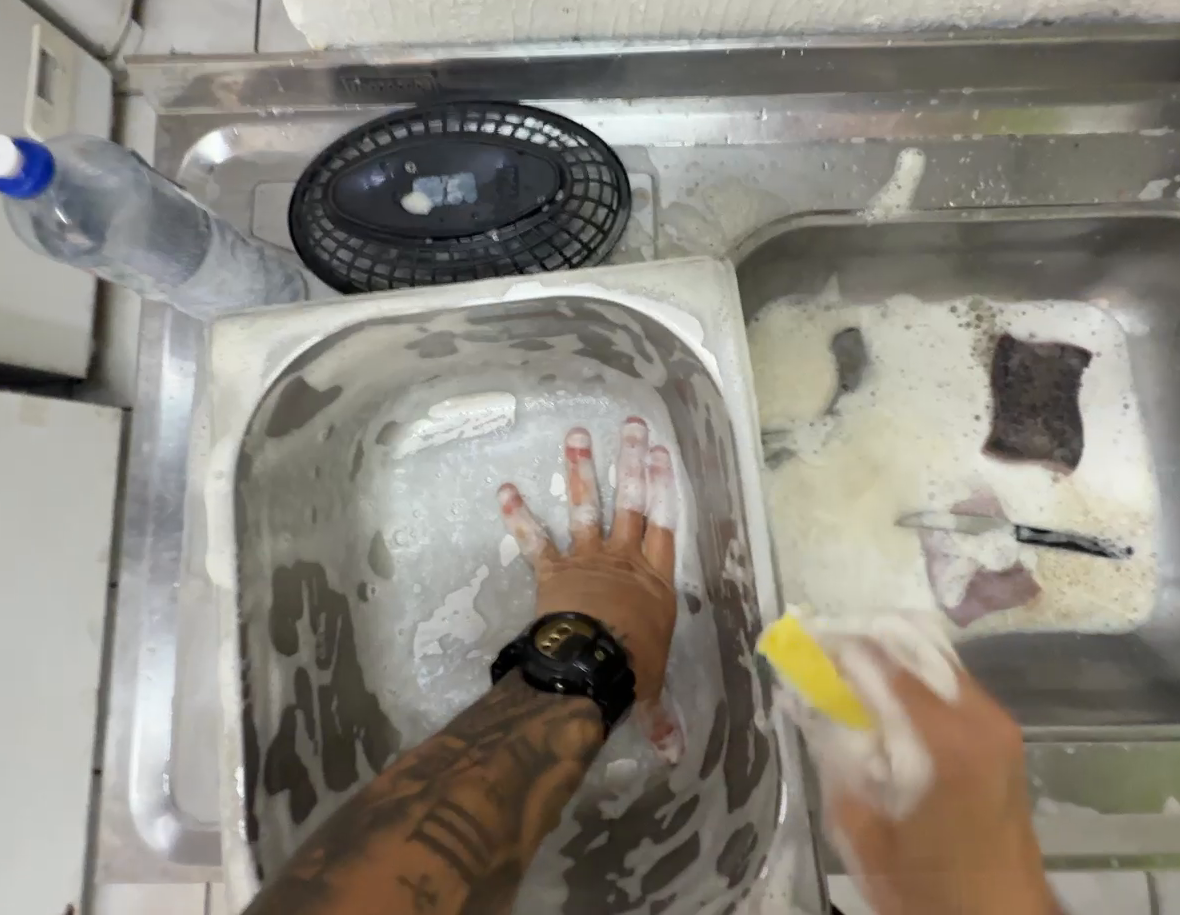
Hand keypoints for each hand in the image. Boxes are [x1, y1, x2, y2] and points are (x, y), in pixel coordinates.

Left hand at [497, 418, 680, 753]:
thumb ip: (658, 711)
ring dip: (580, 470)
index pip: (664, 523)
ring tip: (577, 435)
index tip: (662, 452)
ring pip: (585, 507)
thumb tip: (673, 754)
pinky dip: (519, 516)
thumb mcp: (650, 688)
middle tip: (631, 426)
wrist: (588, 667)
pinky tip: (506, 488)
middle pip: (631, 502)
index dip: (664, 486)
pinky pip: (534, 540)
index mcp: (654, 579)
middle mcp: (623, 559)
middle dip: (631, 463)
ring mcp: (586, 558)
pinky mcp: (553, 568)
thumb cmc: (629, 672)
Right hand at [825, 652, 1054, 914]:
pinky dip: (917, 675)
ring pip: (938, 661)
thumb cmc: (930, 888)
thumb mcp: (866, 838)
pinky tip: (889, 686)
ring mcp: (998, 726)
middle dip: (870, 640)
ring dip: (894, 654)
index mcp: (946, 745)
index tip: (810, 638)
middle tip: (830, 641)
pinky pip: (953, 683)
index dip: (844, 647)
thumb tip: (809, 706)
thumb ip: (836, 766)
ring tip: (855, 658)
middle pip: (918, 650)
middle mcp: (980, 721)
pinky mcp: (1004, 737)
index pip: (886, 669)